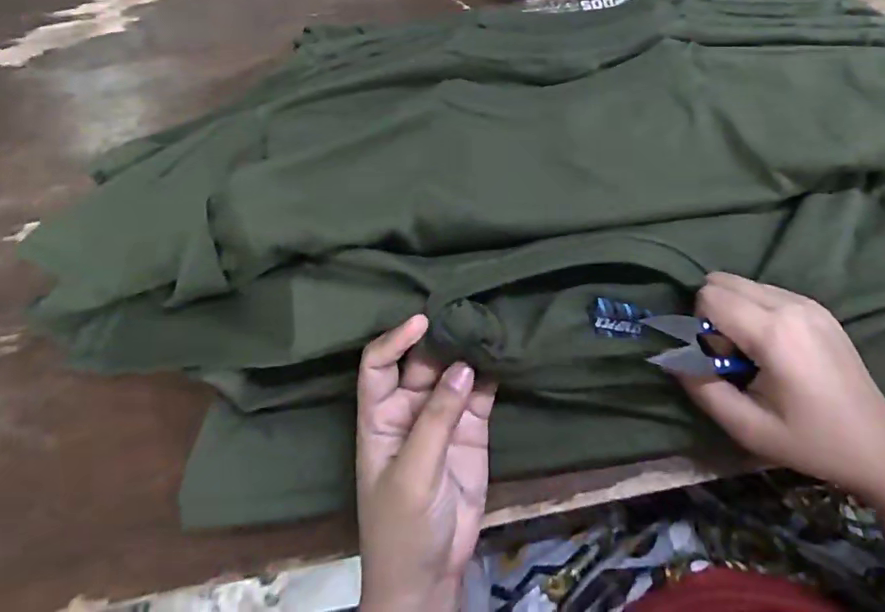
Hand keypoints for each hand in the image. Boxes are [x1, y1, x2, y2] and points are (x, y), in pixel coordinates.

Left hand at [356, 314, 497, 611]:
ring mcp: (443, 417)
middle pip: (422, 362)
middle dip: (441, 337)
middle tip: (469, 312)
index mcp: (380, 418)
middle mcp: (410, 409)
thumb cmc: (401, 527)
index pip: (378, 366)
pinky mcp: (472, 427)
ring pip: (455, 370)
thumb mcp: (411, 475)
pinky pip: (482, 390)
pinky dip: (493, 371)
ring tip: (491, 323)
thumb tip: (463, 366)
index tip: (422, 320)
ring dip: (470, 349)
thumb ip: (436, 420)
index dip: (395, 340)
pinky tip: (506, 350)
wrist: (431, 573)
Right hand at [668, 273, 884, 500]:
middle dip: (714, 313)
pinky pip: (767, 291)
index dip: (702, 328)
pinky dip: (756, 311)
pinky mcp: (817, 305)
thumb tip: (673, 357)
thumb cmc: (810, 442)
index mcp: (774, 333)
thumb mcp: (748, 428)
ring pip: (744, 283)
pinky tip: (775, 350)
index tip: (721, 364)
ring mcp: (807, 301)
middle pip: (723, 280)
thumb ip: (703, 389)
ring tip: (756, 355)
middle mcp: (790, 304)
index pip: (710, 296)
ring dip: (735, 311)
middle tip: (734, 358)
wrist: (876, 443)